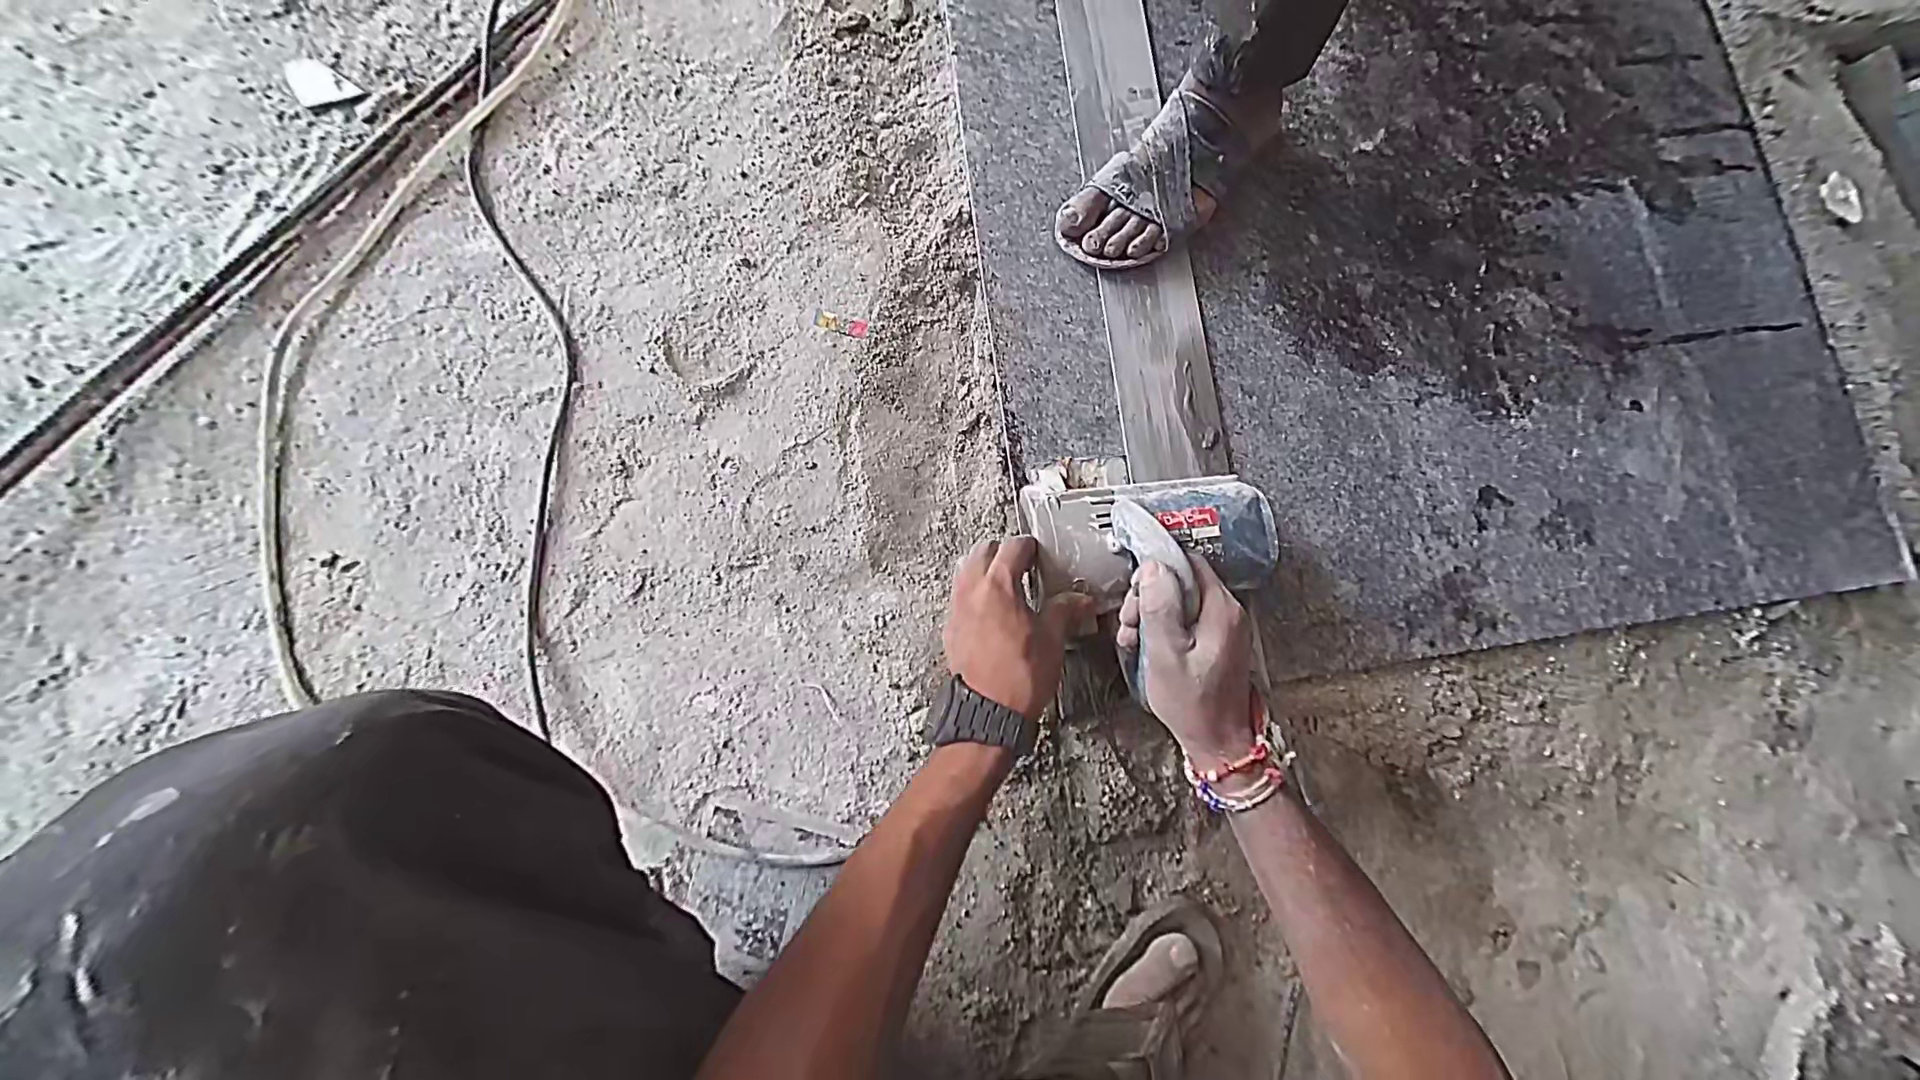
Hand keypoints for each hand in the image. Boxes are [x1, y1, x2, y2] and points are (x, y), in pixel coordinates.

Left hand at [943, 536, 1095, 720]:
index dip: (1029, 547)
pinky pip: (960, 597)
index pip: (1013, 547)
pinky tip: (991, 610)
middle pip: (983, 551)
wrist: (989, 711)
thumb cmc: (1018, 677)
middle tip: (1022, 564)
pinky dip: (974, 594)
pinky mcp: (951, 628)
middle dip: (1002, 552)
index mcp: (999, 586)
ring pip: (966, 571)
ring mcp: (957, 609)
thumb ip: (1065, 610)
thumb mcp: (1053, 638)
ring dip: (984, 570)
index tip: (1038, 553)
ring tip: (1006, 584)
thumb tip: (1079, 600)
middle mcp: (972, 592)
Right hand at [1116, 554, 1254, 761]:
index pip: (1187, 563)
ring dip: (1151, 613)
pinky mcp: (1215, 639)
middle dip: (1148, 596)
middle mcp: (1227, 612)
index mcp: (1220, 610)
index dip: (1156, 571)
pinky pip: (1184, 618)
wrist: (1216, 740)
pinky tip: (1146, 645)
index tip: (1135, 592)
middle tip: (1130, 623)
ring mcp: (1223, 626)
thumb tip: (1153, 568)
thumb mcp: (1165, 654)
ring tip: (1134, 638)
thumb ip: (1159, 608)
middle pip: (1181, 581)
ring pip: (1179, 600)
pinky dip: (1162, 627)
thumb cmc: (1192, 704)